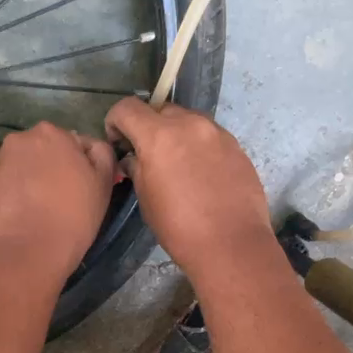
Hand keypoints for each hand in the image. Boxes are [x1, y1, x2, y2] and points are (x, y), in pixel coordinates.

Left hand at [0, 122, 118, 273]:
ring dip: (23, 167)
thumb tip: (91, 147)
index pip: (73, 144)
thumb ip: (102, 156)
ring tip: (27, 199)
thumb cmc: (74, 219)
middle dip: (49, 164)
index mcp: (57, 134)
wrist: (30, 250)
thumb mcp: (103, 185)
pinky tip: (5, 188)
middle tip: (54, 196)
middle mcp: (25, 136)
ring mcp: (0, 153)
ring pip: (17, 154)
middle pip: (43, 147)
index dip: (78, 167)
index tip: (78, 189)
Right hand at [103, 99, 272, 273]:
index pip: (127, 108)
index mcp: (160, 136)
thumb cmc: (179, 228)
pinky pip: (209, 137)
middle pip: (161, 111)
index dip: (116, 122)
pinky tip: (201, 176)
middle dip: (149, 128)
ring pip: (188, 121)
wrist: (231, 244)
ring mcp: (217, 133)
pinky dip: (198, 147)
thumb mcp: (146, 200)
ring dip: (176, 135)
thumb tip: (135, 159)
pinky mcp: (236, 147)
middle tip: (149, 158)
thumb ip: (137, 169)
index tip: (119, 144)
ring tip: (178, 167)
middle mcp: (190, 124)